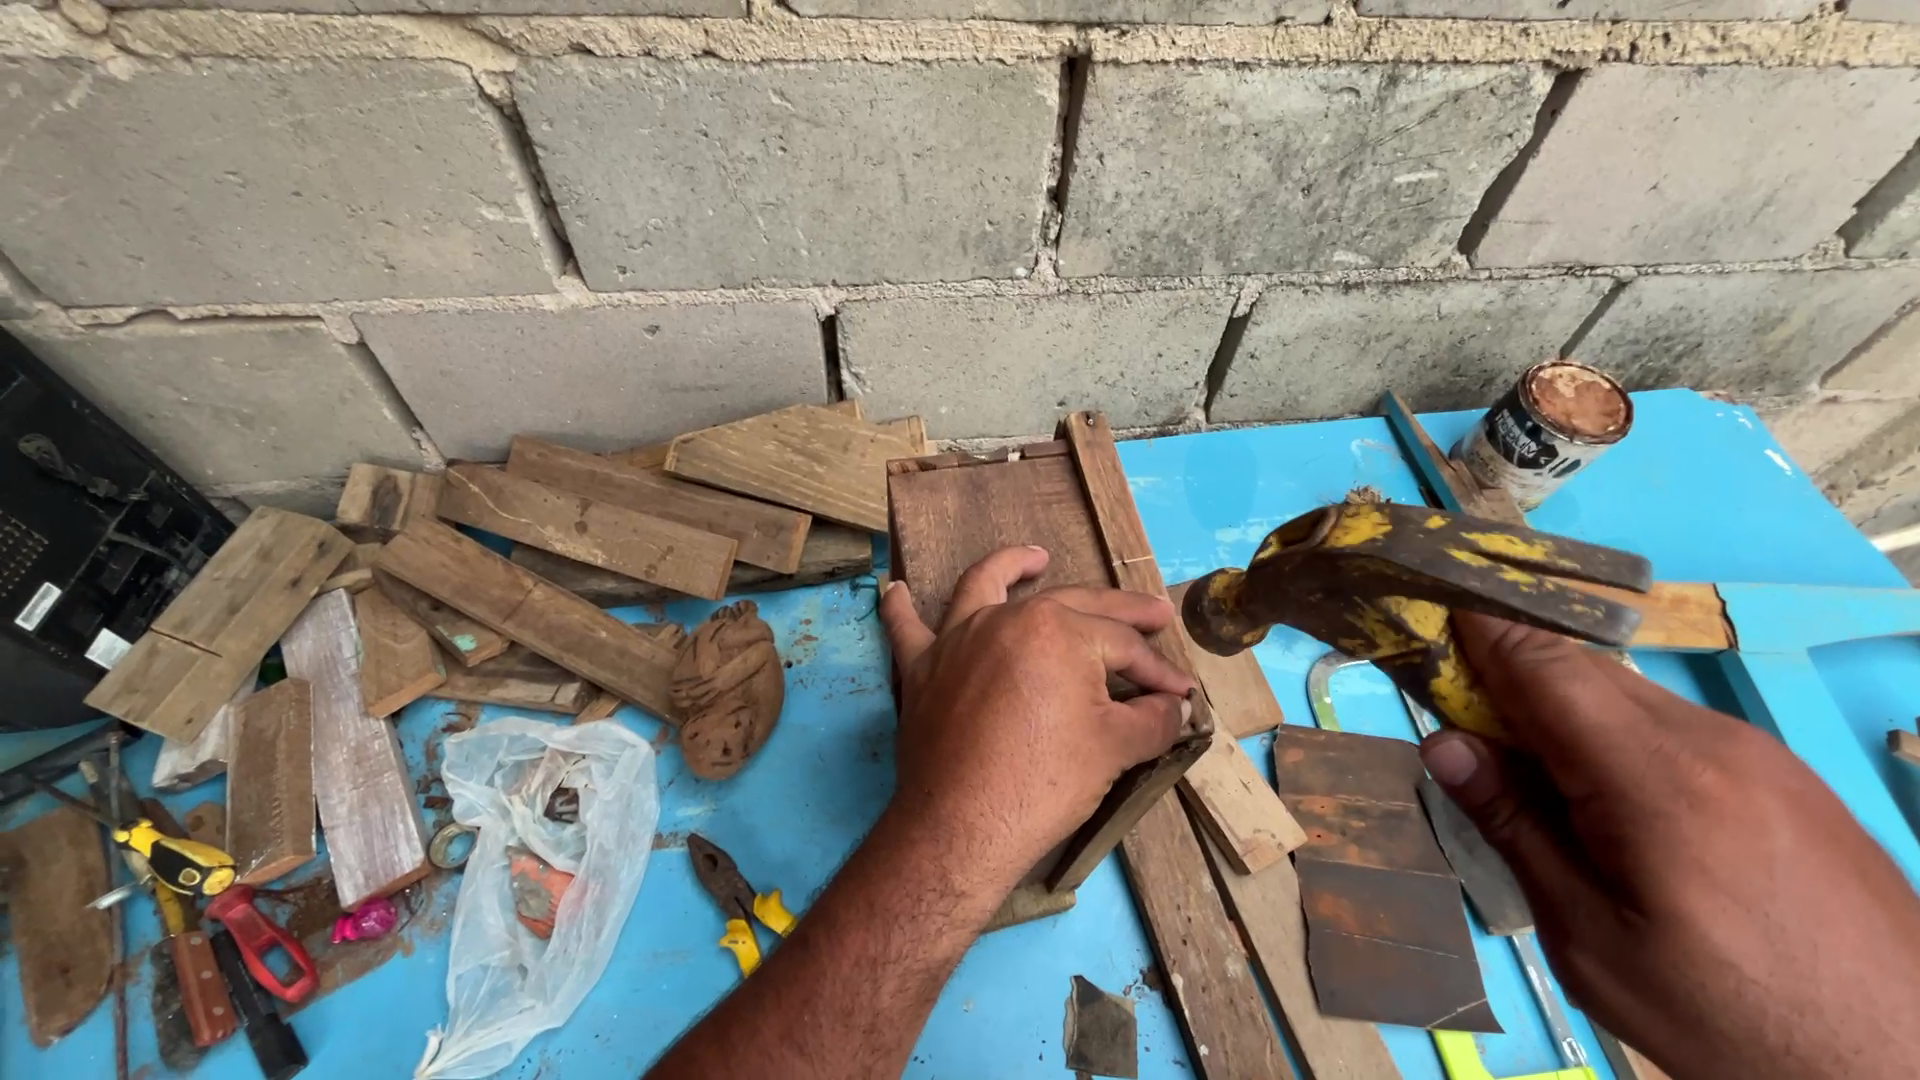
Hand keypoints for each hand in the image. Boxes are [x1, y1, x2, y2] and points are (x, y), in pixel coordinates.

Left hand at [878, 546, 1194, 893]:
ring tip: (1033, 556)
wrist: (962, 827)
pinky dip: (900, 607)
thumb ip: (1154, 719)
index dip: (1158, 671)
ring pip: (983, 586)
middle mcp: (1006, 619)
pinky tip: (896, 588)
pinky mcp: (921, 669)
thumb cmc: (1044, 782)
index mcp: (1058, 630)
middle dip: (1121, 613)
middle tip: (1153, 614)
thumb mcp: (1116, 748)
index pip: (1122, 645)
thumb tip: (1176, 707)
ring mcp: (957, 639)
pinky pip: (905, 628)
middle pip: (1073, 605)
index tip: (1181, 694)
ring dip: (1009, 565)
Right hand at [1424, 613, 1919, 1079]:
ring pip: (1625, 695)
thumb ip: (1513, 828)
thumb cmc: (1727, 1017)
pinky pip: (1668, 725)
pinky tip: (1592, 787)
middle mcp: (1713, 742)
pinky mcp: (1784, 777)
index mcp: (1656, 779)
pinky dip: (1606, 730)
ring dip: (1555, 705)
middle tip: (1447, 696)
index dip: (1482, 629)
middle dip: (1507, 669)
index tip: (1425, 608)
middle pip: (1581, 670)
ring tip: (1513, 754)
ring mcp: (1760, 755)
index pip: (1546, 667)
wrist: (1910, 1074)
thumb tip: (1442, 744)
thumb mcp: (1587, 937)